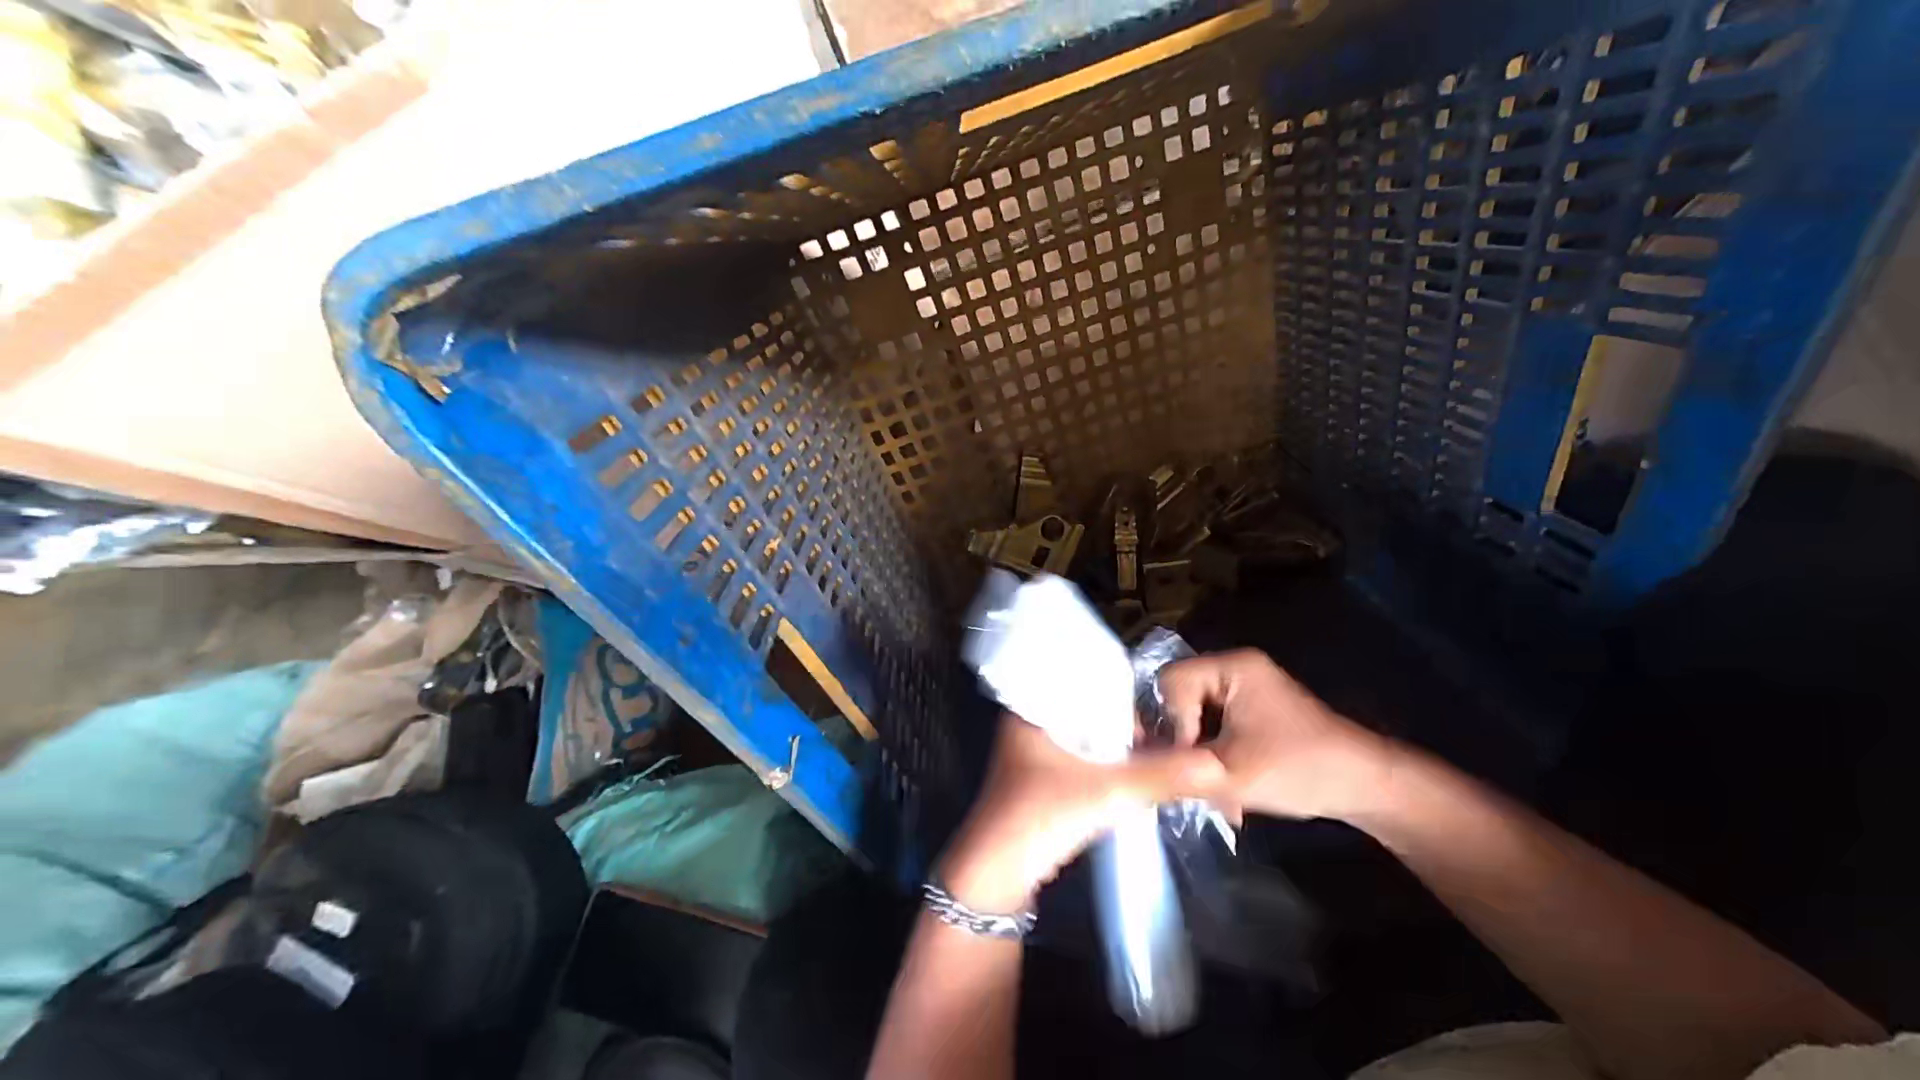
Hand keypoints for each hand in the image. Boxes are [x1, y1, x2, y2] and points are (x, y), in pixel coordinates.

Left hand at [937, 713, 1226, 913]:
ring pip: (1087, 738)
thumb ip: (1161, 777)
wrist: (997, 874)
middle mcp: (1029, 724)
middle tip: (1166, 736)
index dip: (1123, 693)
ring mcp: (1034, 755)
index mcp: (1031, 709)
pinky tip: (1135, 776)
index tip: (1160, 708)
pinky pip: (1082, 761)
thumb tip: (1215, 766)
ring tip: (1158, 754)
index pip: (1082, 682)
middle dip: (1126, 725)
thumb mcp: (1108, 793)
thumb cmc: (1042, 816)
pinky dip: (1107, 767)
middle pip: (1088, 712)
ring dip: (1119, 749)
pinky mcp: (1042, 782)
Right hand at [1158, 649, 1390, 821]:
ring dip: (1198, 758)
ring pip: (1196, 720)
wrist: (1368, 789)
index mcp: (1231, 667)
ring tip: (1211, 792)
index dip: (1170, 723)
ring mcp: (1247, 691)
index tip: (1190, 759)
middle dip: (1182, 744)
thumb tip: (1122, 773)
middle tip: (1190, 778)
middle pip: (1179, 700)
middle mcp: (1236, 669)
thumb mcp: (1228, 774)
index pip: (1169, 683)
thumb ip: (1172, 771)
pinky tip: (1225, 792)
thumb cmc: (1299, 769)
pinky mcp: (1255, 713)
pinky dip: (1215, 758)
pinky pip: (1216, 728)